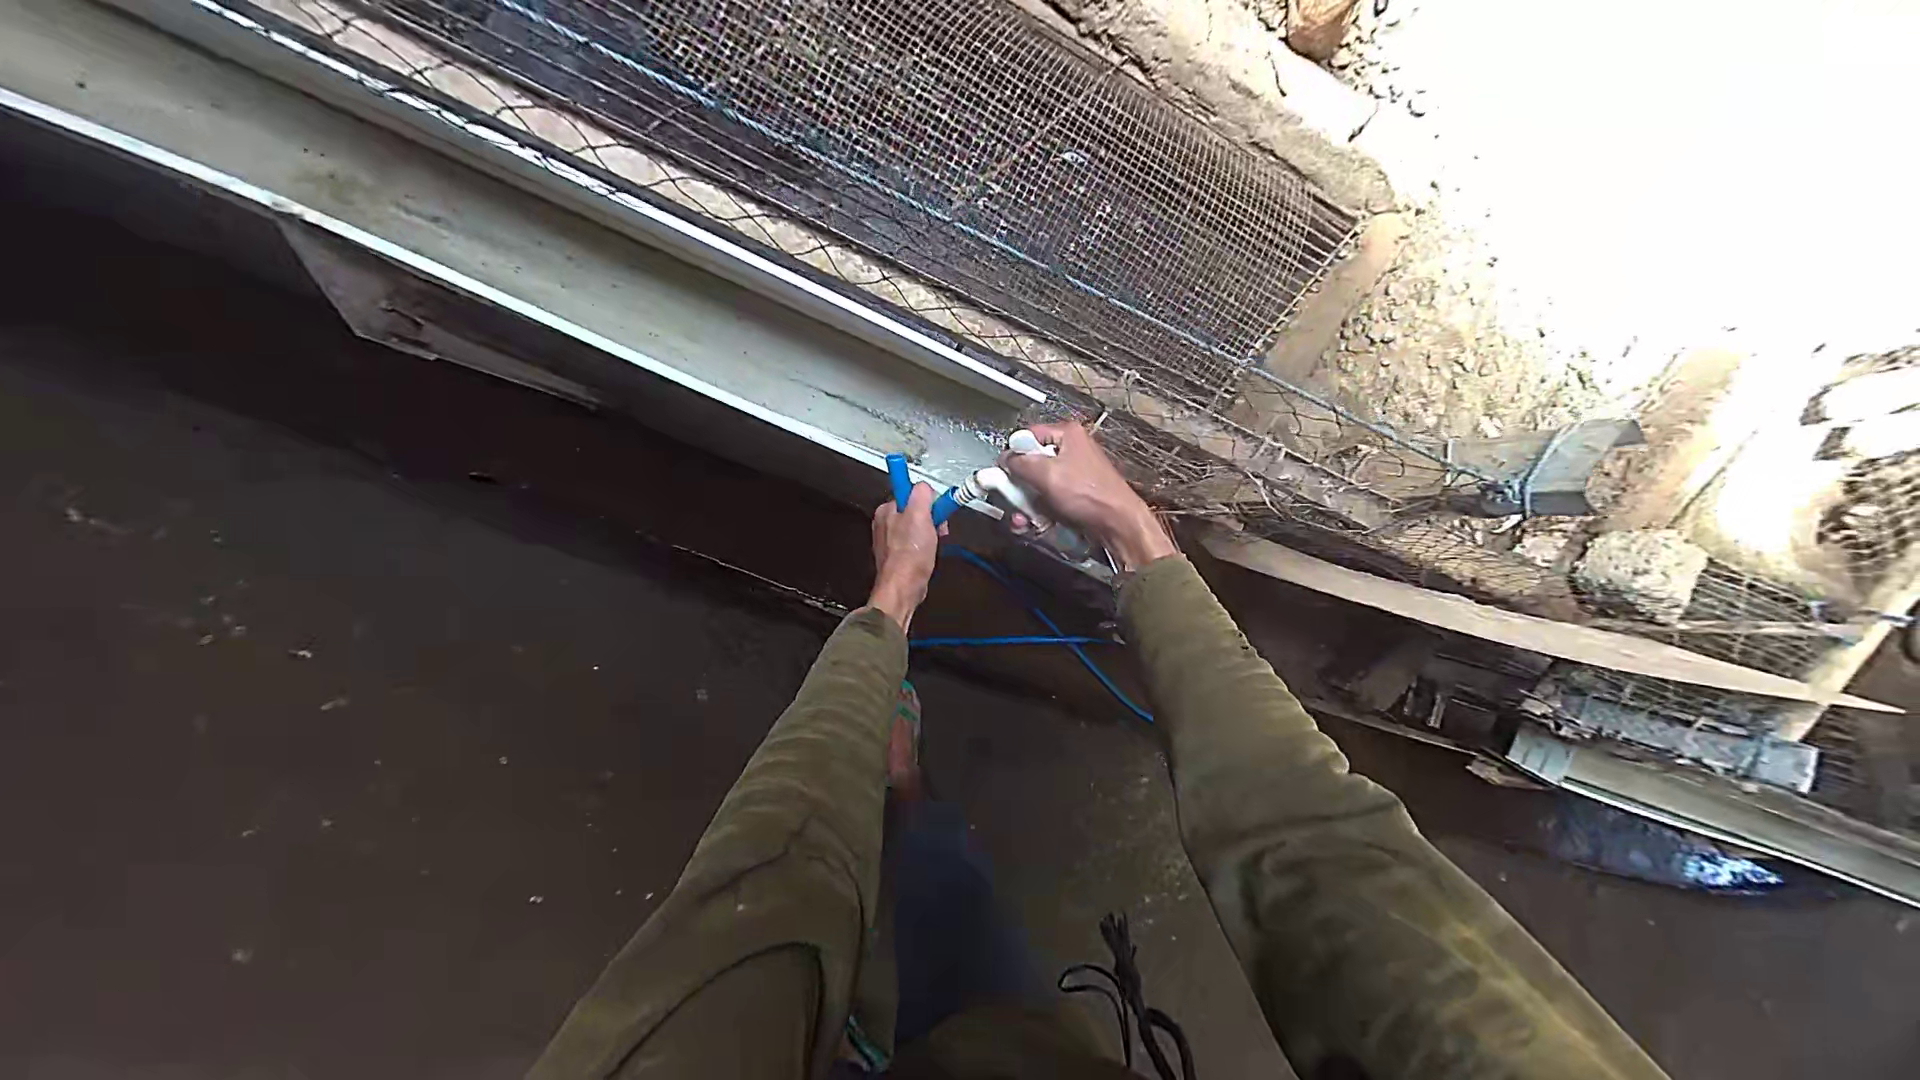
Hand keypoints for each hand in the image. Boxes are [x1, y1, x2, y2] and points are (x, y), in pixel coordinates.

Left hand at [867, 482, 943, 630]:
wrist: (903, 588)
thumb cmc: (908, 557)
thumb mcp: (920, 516)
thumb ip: (922, 495)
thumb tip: (924, 487)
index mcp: (887, 510)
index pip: (910, 492)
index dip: (927, 500)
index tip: (936, 508)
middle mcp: (886, 523)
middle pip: (916, 509)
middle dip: (931, 518)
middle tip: (937, 528)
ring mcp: (892, 540)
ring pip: (918, 527)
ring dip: (930, 533)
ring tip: (932, 543)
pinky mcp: (900, 554)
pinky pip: (917, 542)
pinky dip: (926, 546)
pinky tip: (928, 553)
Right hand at [1000, 422, 1176, 570]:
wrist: (1118, 524)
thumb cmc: (1094, 496)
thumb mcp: (1046, 474)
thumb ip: (1020, 463)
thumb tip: (1005, 459)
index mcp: (1067, 435)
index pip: (1026, 437)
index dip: (1013, 455)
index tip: (1004, 473)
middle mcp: (1070, 451)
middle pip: (1029, 463)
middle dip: (1018, 486)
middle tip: (1014, 498)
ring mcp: (1072, 474)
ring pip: (1036, 485)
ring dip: (1026, 503)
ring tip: (1025, 517)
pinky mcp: (1073, 494)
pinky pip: (1047, 499)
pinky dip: (1039, 511)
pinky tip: (1036, 522)